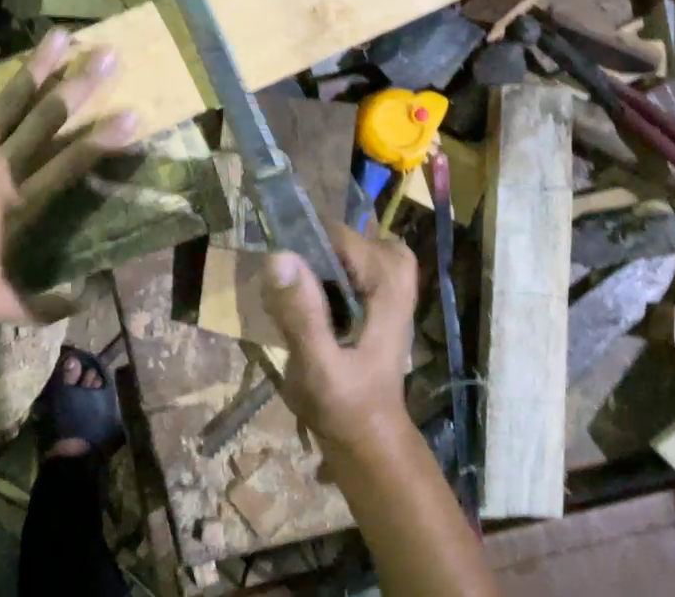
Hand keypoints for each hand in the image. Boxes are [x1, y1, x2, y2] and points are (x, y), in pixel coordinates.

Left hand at [0, 31, 137, 327]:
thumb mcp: (2, 306)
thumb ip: (46, 304)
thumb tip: (85, 298)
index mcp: (20, 204)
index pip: (71, 163)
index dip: (105, 139)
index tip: (133, 114)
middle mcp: (0, 167)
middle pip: (47, 118)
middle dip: (80, 85)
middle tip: (107, 54)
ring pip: (9, 100)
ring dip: (36, 66)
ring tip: (60, 35)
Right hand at [261, 224, 418, 448]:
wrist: (368, 439)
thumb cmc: (344, 406)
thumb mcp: (318, 365)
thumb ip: (301, 314)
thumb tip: (278, 255)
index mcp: (387, 288)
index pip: (338, 235)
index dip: (302, 245)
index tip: (278, 278)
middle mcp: (395, 277)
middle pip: (341, 238)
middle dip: (308, 255)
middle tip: (290, 294)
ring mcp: (390, 286)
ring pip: (342, 248)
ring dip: (313, 267)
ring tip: (297, 302)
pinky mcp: (376, 296)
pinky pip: (344, 264)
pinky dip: (321, 276)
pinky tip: (308, 307)